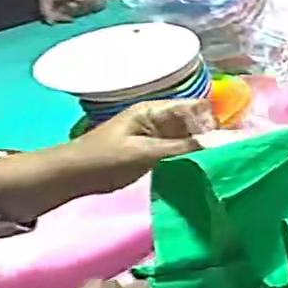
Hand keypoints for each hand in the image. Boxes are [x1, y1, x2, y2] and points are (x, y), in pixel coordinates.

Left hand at [0, 99, 212, 220]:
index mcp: (156, 109)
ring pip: (192, 137)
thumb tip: (223, 144)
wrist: (63, 179)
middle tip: (225, 156)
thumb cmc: (101, 161)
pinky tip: (200, 170)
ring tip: (216, 164)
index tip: (224, 142)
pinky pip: (182, 150)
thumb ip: (184, 148)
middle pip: (198, 121)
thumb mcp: (144, 154)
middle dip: (212, 136)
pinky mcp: (154, 151)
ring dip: (203, 149)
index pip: (198, 107)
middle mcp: (160, 118)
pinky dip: (192, 158)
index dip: (213, 121)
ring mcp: (157, 135)